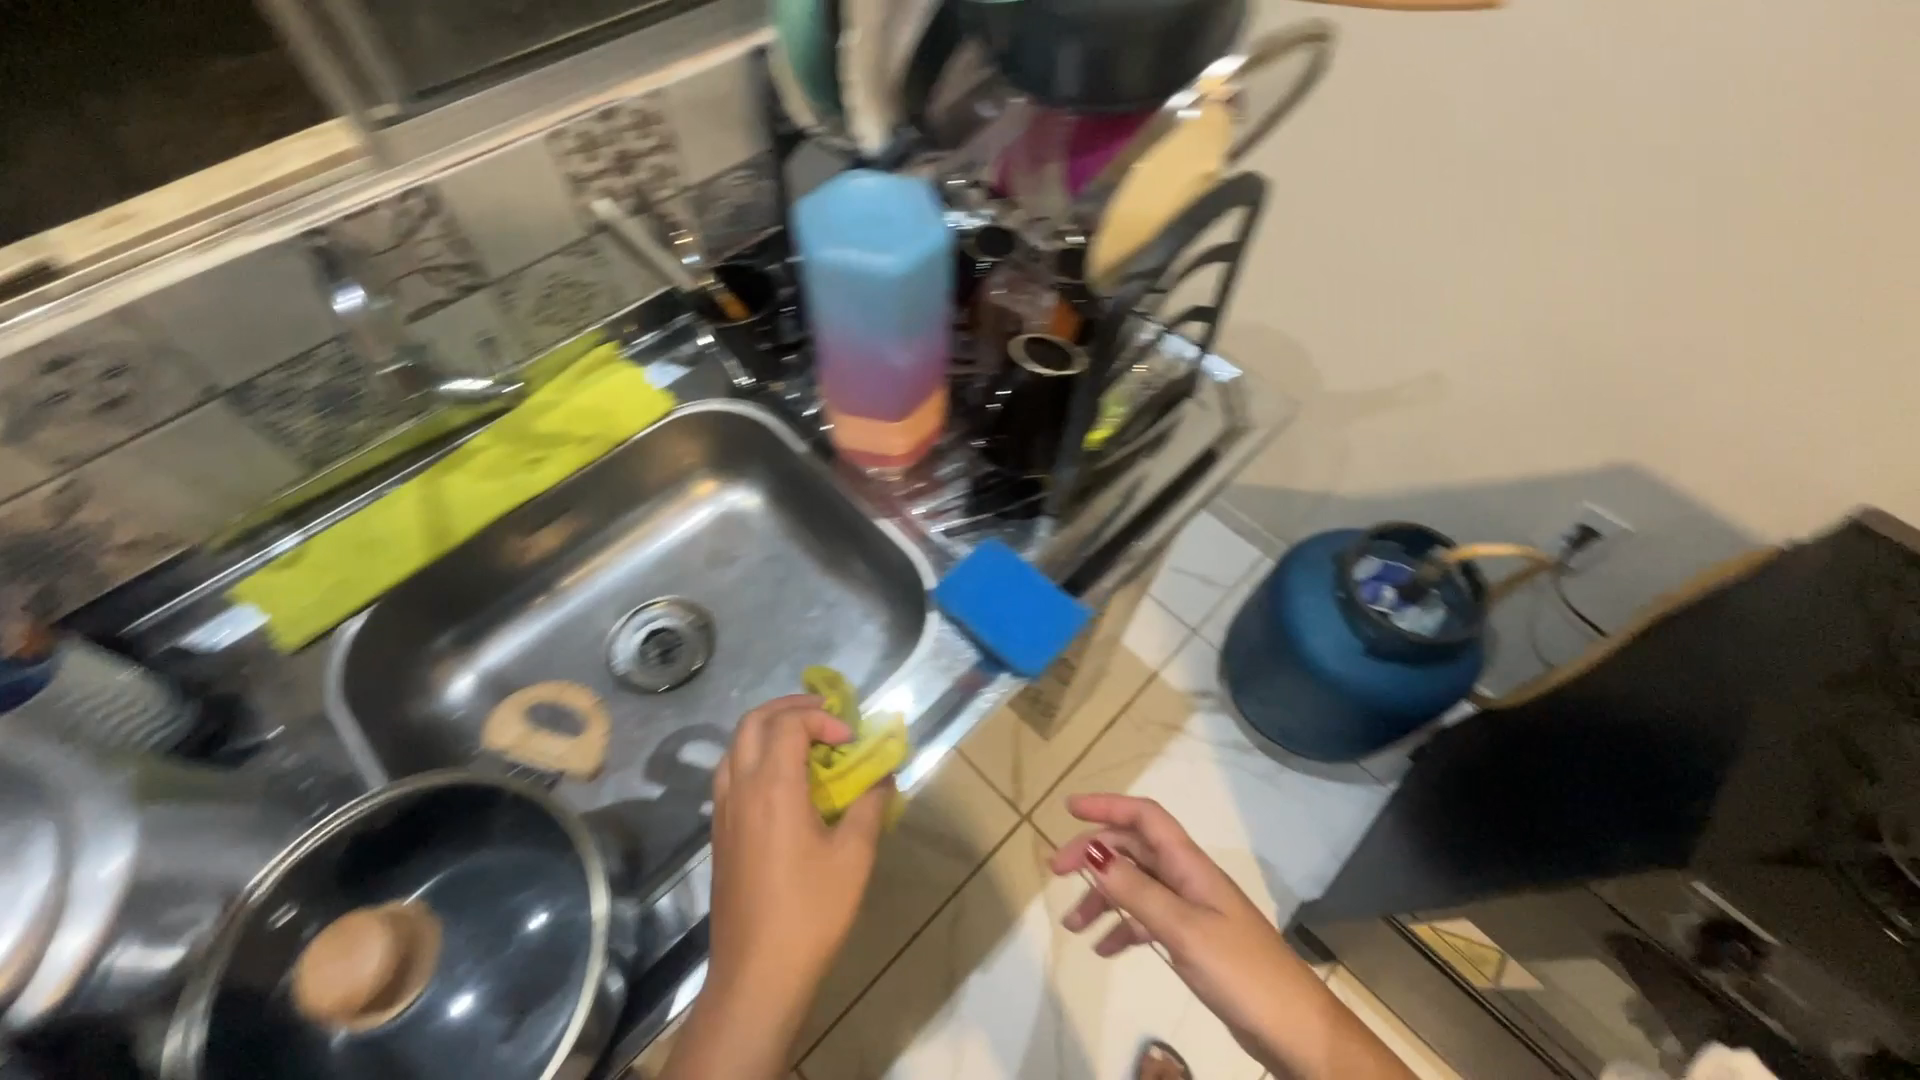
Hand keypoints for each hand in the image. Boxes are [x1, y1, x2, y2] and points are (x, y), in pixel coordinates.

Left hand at [666, 696, 892, 1079]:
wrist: (757, 972)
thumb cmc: (811, 911)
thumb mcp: (854, 856)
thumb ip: (870, 806)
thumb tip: (883, 777)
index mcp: (772, 786)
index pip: (790, 723)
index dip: (823, 720)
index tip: (852, 741)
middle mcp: (740, 788)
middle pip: (753, 722)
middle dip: (789, 708)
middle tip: (824, 715)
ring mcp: (723, 811)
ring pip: (735, 746)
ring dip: (768, 730)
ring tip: (804, 741)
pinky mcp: (720, 833)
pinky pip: (730, 774)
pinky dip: (754, 757)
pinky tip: (783, 783)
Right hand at [1050, 793, 1413, 1079]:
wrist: (1293, 1028)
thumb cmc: (1241, 971)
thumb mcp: (1183, 929)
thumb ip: (1137, 891)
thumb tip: (1094, 853)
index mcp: (1190, 866)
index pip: (1145, 817)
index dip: (1108, 805)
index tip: (1070, 808)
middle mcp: (1189, 879)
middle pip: (1134, 849)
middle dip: (1094, 854)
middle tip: (1056, 873)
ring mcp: (1192, 909)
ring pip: (1136, 886)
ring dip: (1102, 896)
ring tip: (1072, 923)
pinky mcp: (1194, 940)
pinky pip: (1148, 920)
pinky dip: (1123, 928)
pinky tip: (1104, 948)